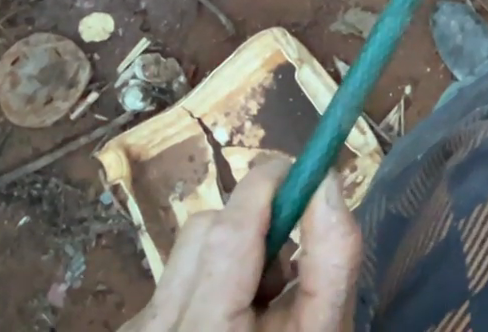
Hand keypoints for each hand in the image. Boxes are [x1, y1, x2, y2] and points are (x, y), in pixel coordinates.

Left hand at [119, 155, 360, 331]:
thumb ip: (332, 256)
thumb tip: (325, 180)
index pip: (230, 228)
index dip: (269, 184)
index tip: (304, 171)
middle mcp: (155, 329)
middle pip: (206, 230)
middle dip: (256, 227)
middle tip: (291, 265)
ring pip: (188, 253)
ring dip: (233, 256)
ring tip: (261, 306)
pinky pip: (173, 282)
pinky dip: (208, 284)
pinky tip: (230, 326)